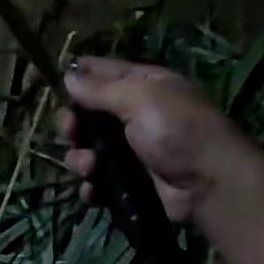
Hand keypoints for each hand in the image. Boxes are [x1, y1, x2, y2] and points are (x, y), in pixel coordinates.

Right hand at [58, 57, 263, 221]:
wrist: (208, 182)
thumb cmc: (177, 129)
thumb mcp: (140, 97)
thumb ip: (101, 89)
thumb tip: (68, 75)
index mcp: (141, 85)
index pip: (101, 73)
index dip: (76, 79)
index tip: (55, 88)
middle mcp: (135, 116)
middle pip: (88, 117)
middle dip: (72, 125)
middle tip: (71, 133)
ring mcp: (132, 153)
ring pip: (89, 152)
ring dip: (80, 159)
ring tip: (89, 166)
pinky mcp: (131, 184)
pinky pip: (100, 183)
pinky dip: (91, 187)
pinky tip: (92, 190)